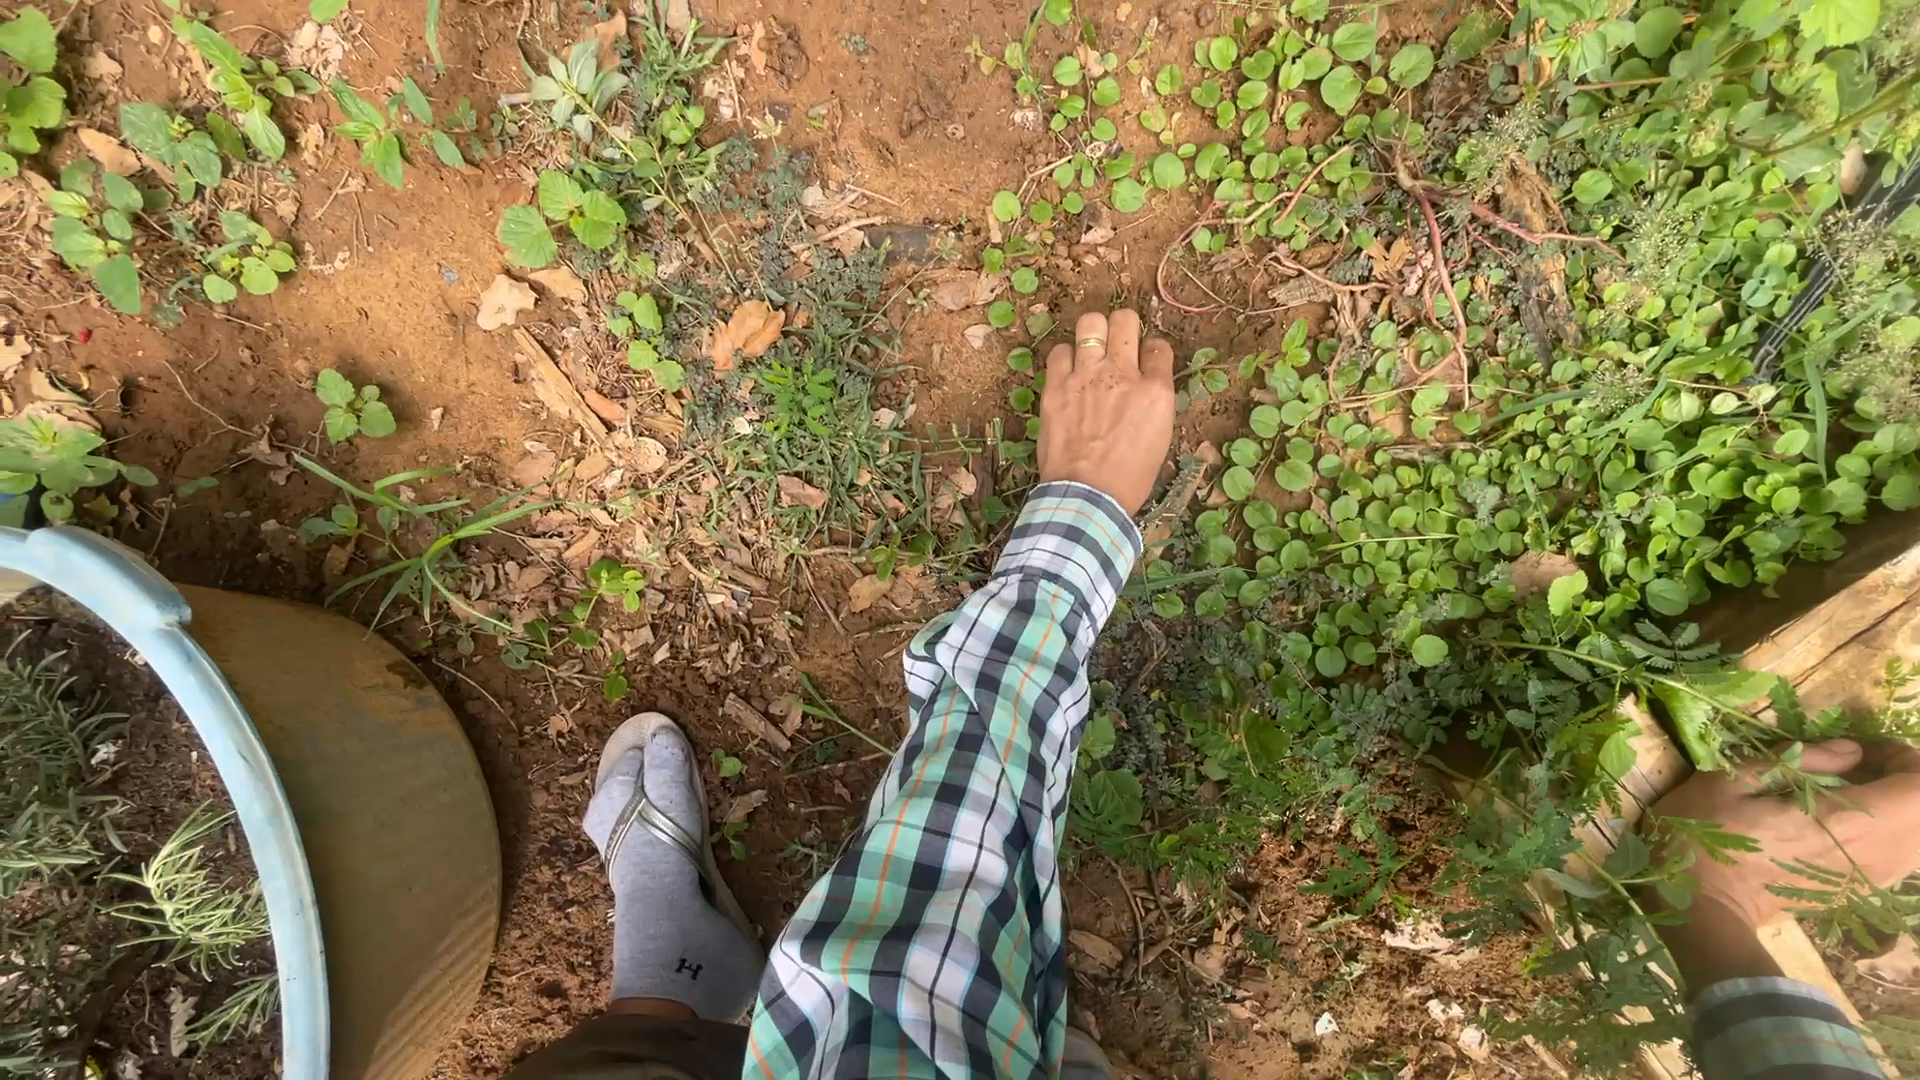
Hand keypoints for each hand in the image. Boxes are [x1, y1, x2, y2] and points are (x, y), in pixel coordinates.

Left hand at [1037, 310, 1175, 514]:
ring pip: (1090, 324)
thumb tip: (1145, 390)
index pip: (1159, 348)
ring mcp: (1086, 376)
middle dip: (1123, 327)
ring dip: (1093, 333)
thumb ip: (1154, 404)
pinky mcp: (1055, 386)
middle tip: (1117, 343)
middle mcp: (1122, 374)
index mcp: (1156, 391)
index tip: (1145, 362)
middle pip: (1125, 320)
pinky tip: (1067, 371)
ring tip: (1090, 349)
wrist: (1088, 495)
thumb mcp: (1160, 439)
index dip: (1152, 352)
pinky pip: (1059, 351)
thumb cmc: (1129, 479)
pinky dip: (1065, 356)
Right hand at [1645, 739, 1919, 991]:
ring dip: (1898, 809)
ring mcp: (1877, 875)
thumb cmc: (1701, 832)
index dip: (1904, 758)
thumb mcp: (1726, 782)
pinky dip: (1890, 832)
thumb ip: (1790, 761)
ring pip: (1919, 837)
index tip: (1865, 747)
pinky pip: (1903, 855)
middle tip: (1856, 765)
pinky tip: (1844, 824)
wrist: (1699, 898)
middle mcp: (1880, 851)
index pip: (1919, 786)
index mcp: (1848, 821)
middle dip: (1903, 781)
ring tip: (1850, 793)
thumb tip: (1847, 750)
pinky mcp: (1865, 888)